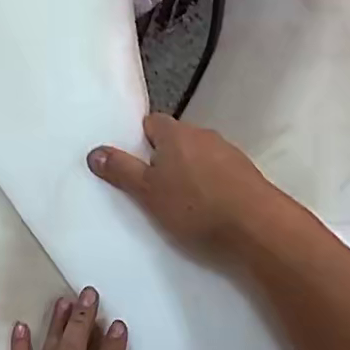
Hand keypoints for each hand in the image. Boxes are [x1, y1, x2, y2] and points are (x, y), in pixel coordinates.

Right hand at [86, 113, 291, 252]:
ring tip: (178, 203)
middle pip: (176, 139)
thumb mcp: (147, 192)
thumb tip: (95, 152)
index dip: (140, 140)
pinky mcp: (245, 174)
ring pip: (198, 156)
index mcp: (175, 133)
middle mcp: (203, 135)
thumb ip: (121, 171)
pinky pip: (217, 173)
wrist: (253, 227)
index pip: (152, 122)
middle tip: (150, 188)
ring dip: (187, 172)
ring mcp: (228, 153)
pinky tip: (204, 209)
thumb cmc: (194, 207)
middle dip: (163, 158)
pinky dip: (208, 185)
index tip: (133, 163)